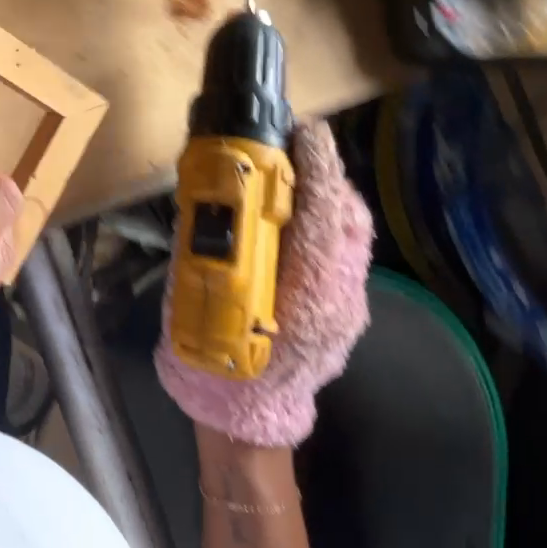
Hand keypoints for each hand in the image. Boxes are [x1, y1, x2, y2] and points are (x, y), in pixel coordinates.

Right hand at [156, 120, 373, 446]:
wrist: (244, 415)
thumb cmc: (212, 359)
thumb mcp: (197, 300)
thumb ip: (206, 250)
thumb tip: (204, 199)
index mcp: (304, 298)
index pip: (324, 221)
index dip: (317, 172)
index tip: (302, 131)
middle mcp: (339, 297)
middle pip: (346, 220)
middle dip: (323, 175)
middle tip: (288, 145)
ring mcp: (349, 304)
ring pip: (350, 232)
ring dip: (324, 192)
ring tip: (290, 168)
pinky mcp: (344, 305)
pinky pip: (341, 248)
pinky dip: (322, 217)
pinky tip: (292, 208)